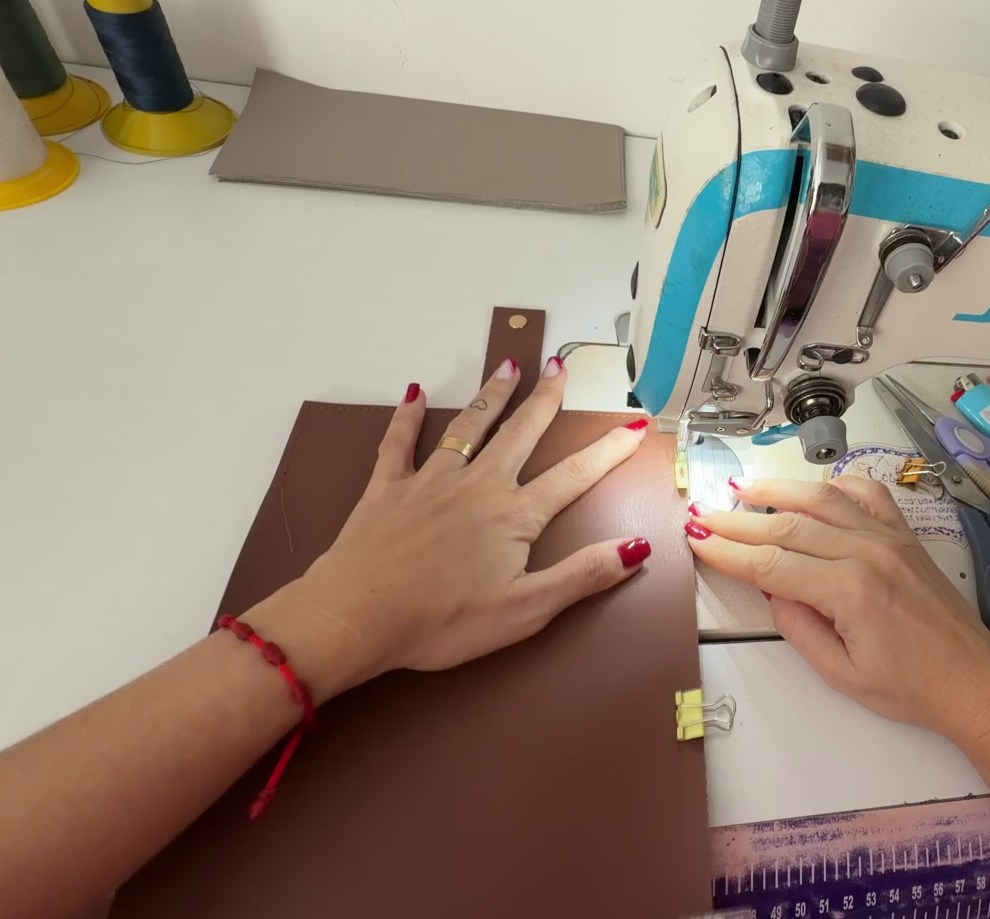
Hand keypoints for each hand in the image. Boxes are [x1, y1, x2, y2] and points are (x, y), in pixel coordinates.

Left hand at [244, 356, 653, 700]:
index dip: (609, 451)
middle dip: (545, 399)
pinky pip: (398, 443)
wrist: (352, 620)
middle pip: (521, 433)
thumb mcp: (526, 610)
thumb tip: (637, 547)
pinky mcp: (387, 489)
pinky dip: (407, 417)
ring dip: (492, 395)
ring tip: (509, 366)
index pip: (575, 476)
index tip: (634, 426)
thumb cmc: (442, 622)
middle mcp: (478, 486)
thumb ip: (583, 575)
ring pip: (469, 428)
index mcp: (514, 515)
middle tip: (561, 366)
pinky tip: (416, 392)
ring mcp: (430, 482)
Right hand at [686, 477, 989, 751]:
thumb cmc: (910, 688)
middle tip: (703, 514)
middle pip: (789, 527)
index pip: (772, 564)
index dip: (729, 551)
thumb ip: (799, 627)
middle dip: (740, 521)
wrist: (974, 680)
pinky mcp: (904, 533)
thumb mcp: (842, 674)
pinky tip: (814, 487)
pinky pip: (867, 494)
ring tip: (743, 487)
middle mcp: (867, 551)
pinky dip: (837, 484)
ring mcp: (889, 536)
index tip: (697, 538)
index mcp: (850, 590)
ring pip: (823, 499)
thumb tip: (770, 589)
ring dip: (779, 489)